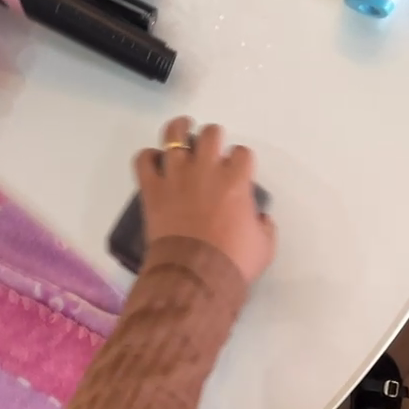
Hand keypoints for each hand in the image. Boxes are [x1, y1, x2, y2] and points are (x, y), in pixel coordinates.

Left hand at [134, 117, 275, 285]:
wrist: (197, 277)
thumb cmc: (233, 263)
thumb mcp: (264, 246)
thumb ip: (265, 226)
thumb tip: (261, 220)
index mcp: (236, 180)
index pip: (242, 153)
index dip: (241, 160)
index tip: (239, 170)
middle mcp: (206, 169)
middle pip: (210, 134)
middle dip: (214, 138)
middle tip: (211, 150)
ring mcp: (176, 176)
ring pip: (174, 135)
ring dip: (179, 131)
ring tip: (181, 133)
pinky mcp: (153, 189)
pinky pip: (144, 160)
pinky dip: (148, 158)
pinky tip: (154, 162)